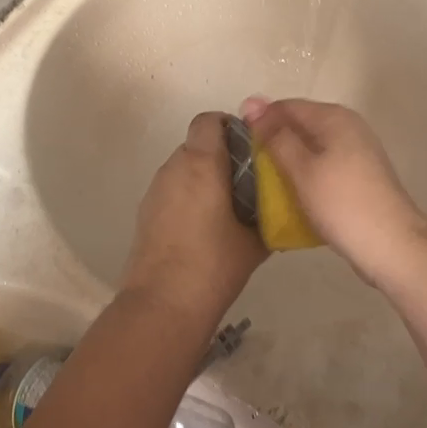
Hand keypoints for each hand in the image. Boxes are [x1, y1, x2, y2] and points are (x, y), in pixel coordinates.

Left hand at [121, 110, 267, 327]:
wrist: (162, 306)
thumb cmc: (213, 266)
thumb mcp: (255, 241)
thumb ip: (269, 214)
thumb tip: (281, 205)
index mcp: (202, 164)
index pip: (209, 121)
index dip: (228, 126)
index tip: (249, 147)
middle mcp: (174, 168)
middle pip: (197, 144)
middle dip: (220, 156)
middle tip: (245, 182)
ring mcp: (155, 190)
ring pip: (183, 168)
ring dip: (203, 178)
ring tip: (226, 209)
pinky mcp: (145, 213)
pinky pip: (171, 191)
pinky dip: (187, 197)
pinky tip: (202, 229)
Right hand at [242, 98, 426, 284]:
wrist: (393, 246)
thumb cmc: (342, 204)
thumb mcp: (301, 169)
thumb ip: (276, 136)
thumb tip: (252, 103)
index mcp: (334, 117)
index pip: (286, 106)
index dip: (260, 122)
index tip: (240, 148)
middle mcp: (348, 126)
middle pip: (300, 125)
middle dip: (274, 143)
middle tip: (251, 170)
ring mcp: (357, 151)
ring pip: (312, 148)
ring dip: (289, 163)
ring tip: (268, 185)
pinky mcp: (360, 176)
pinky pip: (324, 166)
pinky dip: (307, 176)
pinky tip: (295, 198)